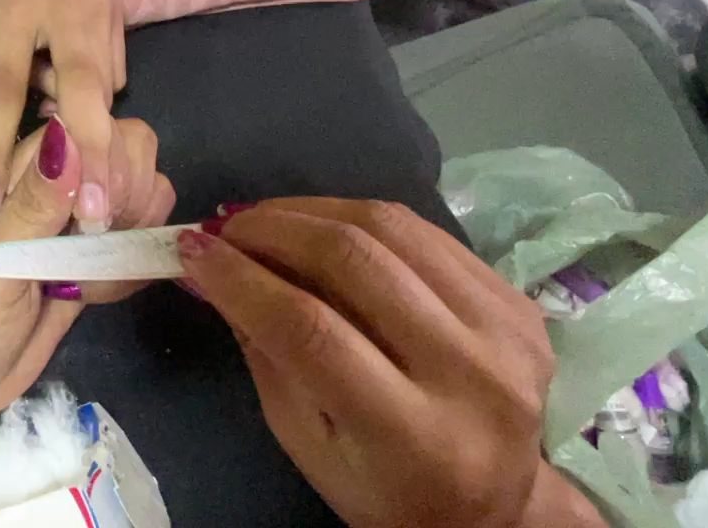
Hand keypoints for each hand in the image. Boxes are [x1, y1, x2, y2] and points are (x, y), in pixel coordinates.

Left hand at [0, 0, 125, 233]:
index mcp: (15, 8)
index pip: (1, 92)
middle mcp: (67, 14)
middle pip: (82, 96)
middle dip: (88, 160)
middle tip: (92, 216)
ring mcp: (102, 12)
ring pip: (102, 88)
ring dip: (90, 130)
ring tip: (82, 173)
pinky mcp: (120, 13)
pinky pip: (110, 69)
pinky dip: (93, 95)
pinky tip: (71, 99)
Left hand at [0, 117, 172, 421]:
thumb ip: (33, 204)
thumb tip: (68, 136)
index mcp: (15, 171)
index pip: (80, 128)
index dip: (103, 159)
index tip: (94, 214)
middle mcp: (52, 186)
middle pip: (122, 149)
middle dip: (125, 193)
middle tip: (93, 240)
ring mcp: (76, 224)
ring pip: (138, 192)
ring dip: (133, 229)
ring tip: (92, 270)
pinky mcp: (93, 262)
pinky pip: (136, 242)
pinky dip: (131, 266)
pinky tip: (94, 294)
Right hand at [178, 199, 606, 527]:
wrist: (496, 506)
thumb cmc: (379, 484)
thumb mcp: (302, 437)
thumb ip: (258, 345)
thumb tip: (204, 265)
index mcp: (416, 436)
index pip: (310, 330)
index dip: (240, 278)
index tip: (191, 249)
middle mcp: (473, 376)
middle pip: (353, 261)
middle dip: (270, 230)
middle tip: (223, 227)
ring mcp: (506, 330)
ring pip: (386, 227)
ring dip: (306, 210)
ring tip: (260, 219)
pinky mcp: (516, 298)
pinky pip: (417, 227)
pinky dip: (351, 214)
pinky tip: (315, 224)